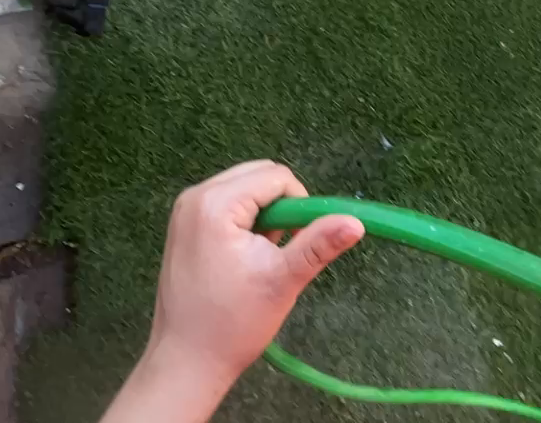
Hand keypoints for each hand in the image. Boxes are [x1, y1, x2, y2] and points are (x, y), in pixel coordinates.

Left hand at [140, 161, 362, 394]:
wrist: (184, 365)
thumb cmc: (234, 324)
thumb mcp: (283, 280)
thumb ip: (319, 244)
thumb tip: (357, 222)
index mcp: (215, 203)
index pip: (275, 176)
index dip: (297, 204)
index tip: (294, 243)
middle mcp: (196, 195)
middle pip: (258, 175)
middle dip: (279, 205)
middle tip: (277, 249)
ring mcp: (186, 209)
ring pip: (245, 185)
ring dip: (263, 212)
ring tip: (259, 255)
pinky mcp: (184, 223)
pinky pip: (228, 200)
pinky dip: (245, 218)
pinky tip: (242, 256)